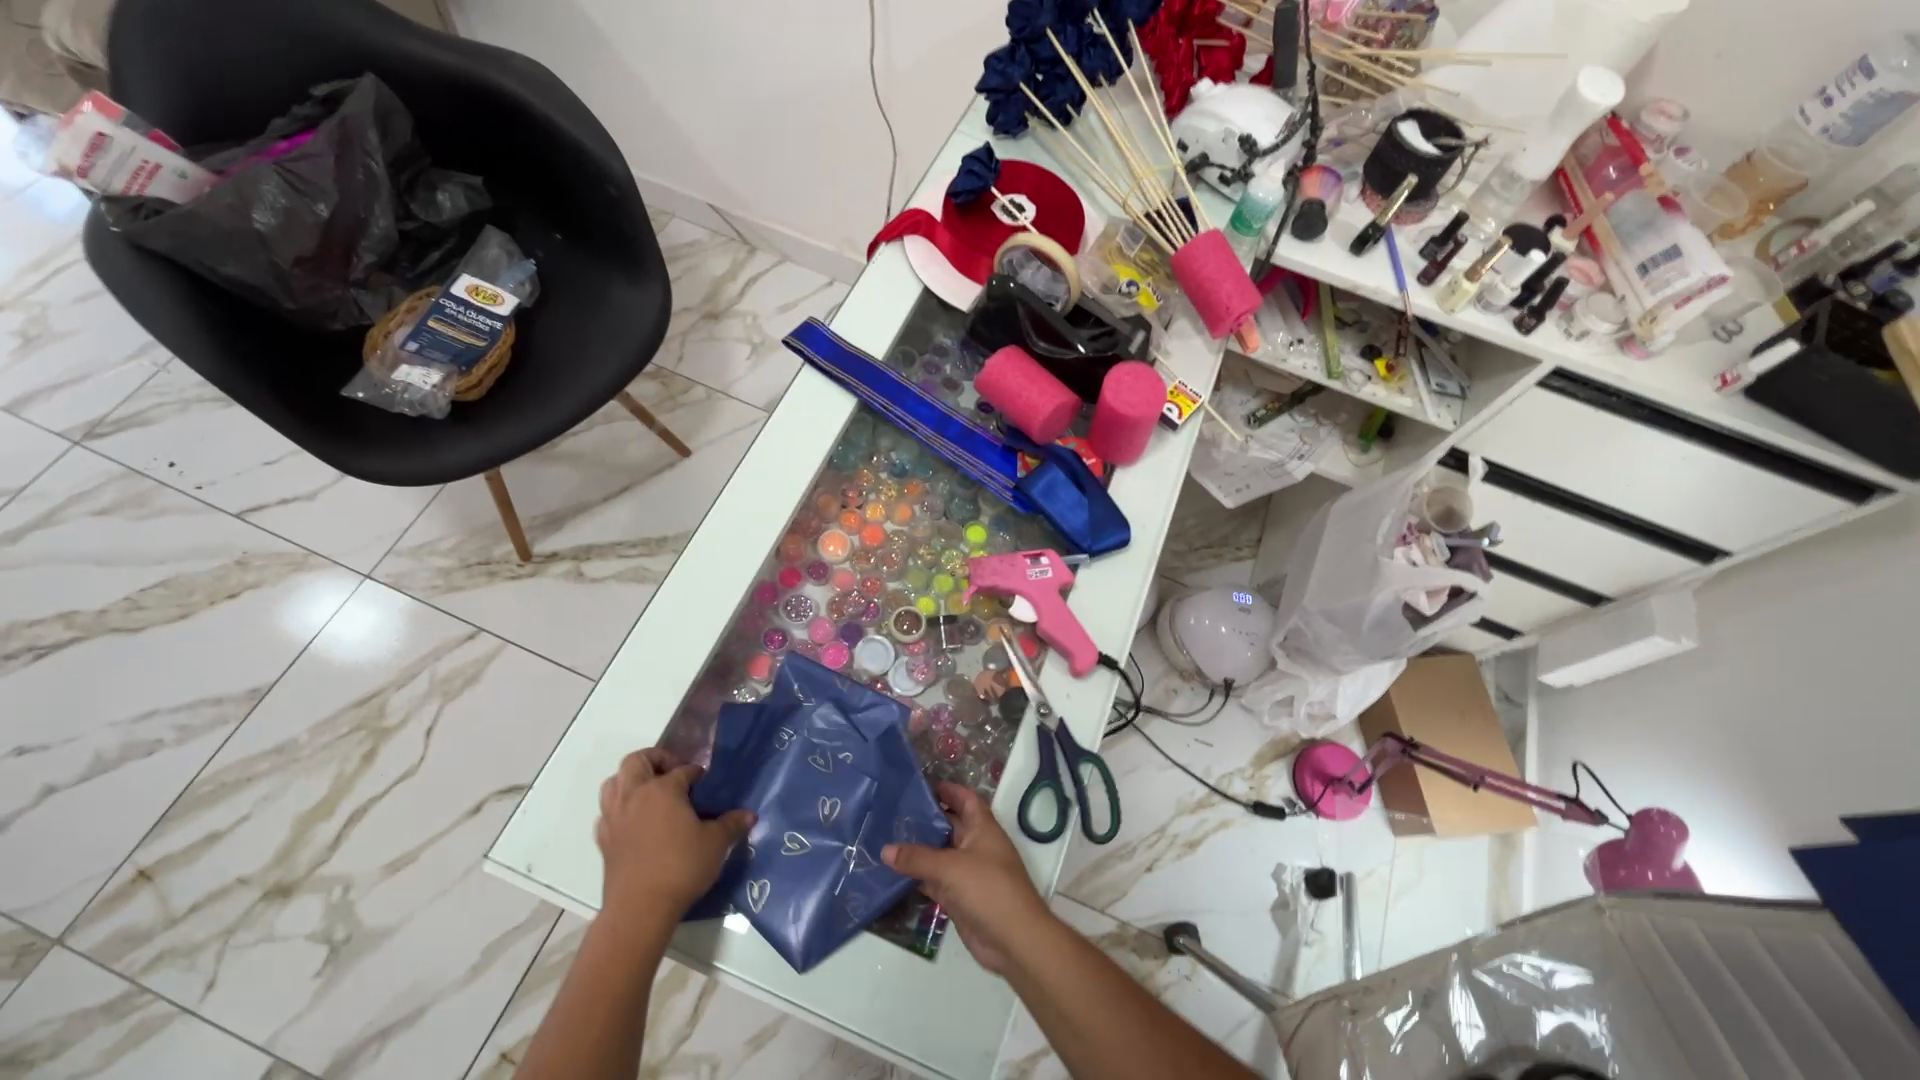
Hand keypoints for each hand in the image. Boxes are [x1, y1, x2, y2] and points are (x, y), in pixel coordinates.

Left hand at [595, 748, 754, 930]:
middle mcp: (634, 795)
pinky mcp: (603, 839)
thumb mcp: (715, 844)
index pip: (681, 770)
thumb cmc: (681, 867)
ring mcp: (614, 816)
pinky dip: (618, 809)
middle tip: (672, 772)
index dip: (696, 772)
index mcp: (663, 789)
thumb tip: (750, 815)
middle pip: (636, 761)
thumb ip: (731, 824)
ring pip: (613, 782)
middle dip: (655, 759)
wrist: (640, 908)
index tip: (705, 781)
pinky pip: (606, 812)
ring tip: (649, 792)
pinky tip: (632, 822)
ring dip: (630, 780)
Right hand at [882, 782, 1050, 974]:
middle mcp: (977, 848)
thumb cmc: (988, 889)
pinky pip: (935, 881)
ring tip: (888, 838)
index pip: (968, 801)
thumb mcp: (950, 868)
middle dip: (927, 820)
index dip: (950, 791)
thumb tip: (885, 849)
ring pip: (940, 855)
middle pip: (950, 827)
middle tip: (894, 813)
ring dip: (919, 849)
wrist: (1013, 939)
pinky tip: (895, 872)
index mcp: (984, 830)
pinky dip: (918, 877)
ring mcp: (968, 874)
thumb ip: (917, 858)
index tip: (924, 786)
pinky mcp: (960, 898)